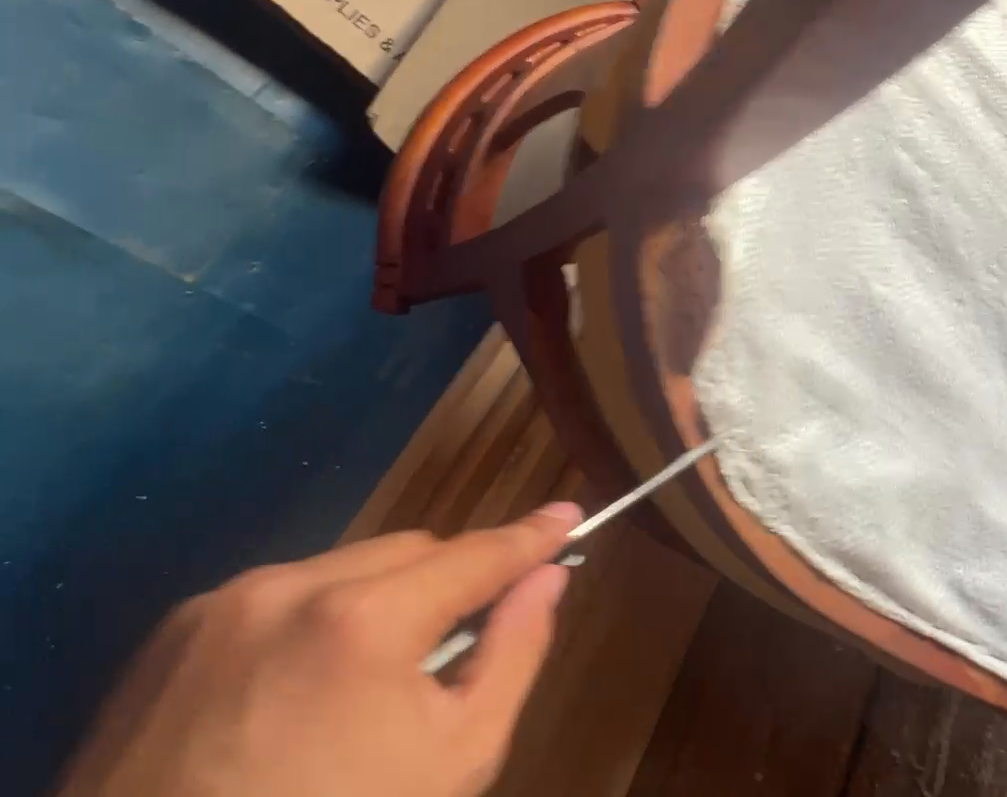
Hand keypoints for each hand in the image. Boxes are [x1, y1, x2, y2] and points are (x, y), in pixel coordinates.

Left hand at [57, 502, 582, 796]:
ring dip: (387, 592)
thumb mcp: (457, 755)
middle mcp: (291, 587)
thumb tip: (546, 579)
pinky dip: (320, 613)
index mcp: (364, 619)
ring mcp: (222, 606)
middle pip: (415, 550)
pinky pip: (285, 593)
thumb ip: (515, 651)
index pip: (478, 554)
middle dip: (453, 578)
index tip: (570, 515)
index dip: (532, 537)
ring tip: (377, 669)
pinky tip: (306, 680)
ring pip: (350, 564)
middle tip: (467, 632)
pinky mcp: (172, 632)